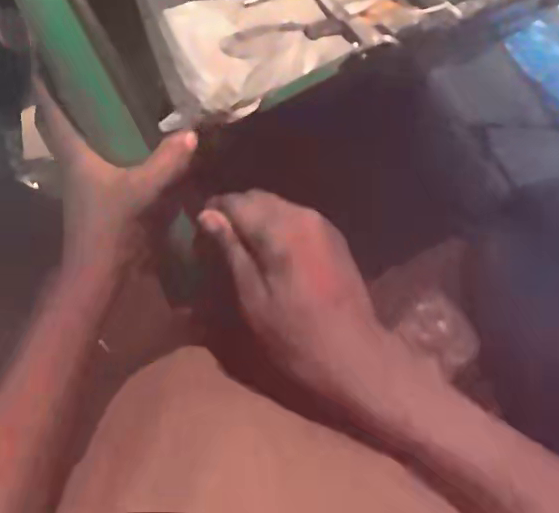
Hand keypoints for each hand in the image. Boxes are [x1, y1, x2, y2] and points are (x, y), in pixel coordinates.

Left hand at [34, 82, 197, 274]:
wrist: (96, 273)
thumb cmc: (107, 226)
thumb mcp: (140, 191)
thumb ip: (165, 162)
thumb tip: (190, 132)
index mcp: (72, 152)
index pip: (50, 109)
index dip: (43, 82)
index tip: (41, 54)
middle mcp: (70, 159)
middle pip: (58, 119)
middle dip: (62, 93)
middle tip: (77, 66)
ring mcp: (80, 175)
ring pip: (74, 135)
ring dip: (80, 114)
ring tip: (100, 89)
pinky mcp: (93, 188)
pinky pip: (92, 151)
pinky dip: (99, 136)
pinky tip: (122, 130)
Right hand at [199, 191, 422, 419]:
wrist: (359, 360)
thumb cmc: (297, 338)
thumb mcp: (253, 300)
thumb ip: (230, 251)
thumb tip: (207, 215)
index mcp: (279, 229)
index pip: (235, 201)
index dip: (212, 210)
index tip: (198, 230)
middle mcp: (301, 215)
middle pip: (256, 197)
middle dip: (233, 211)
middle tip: (216, 238)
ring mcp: (320, 223)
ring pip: (276, 204)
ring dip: (255, 217)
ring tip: (241, 244)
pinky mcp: (333, 235)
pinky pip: (294, 216)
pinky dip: (276, 224)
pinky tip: (270, 249)